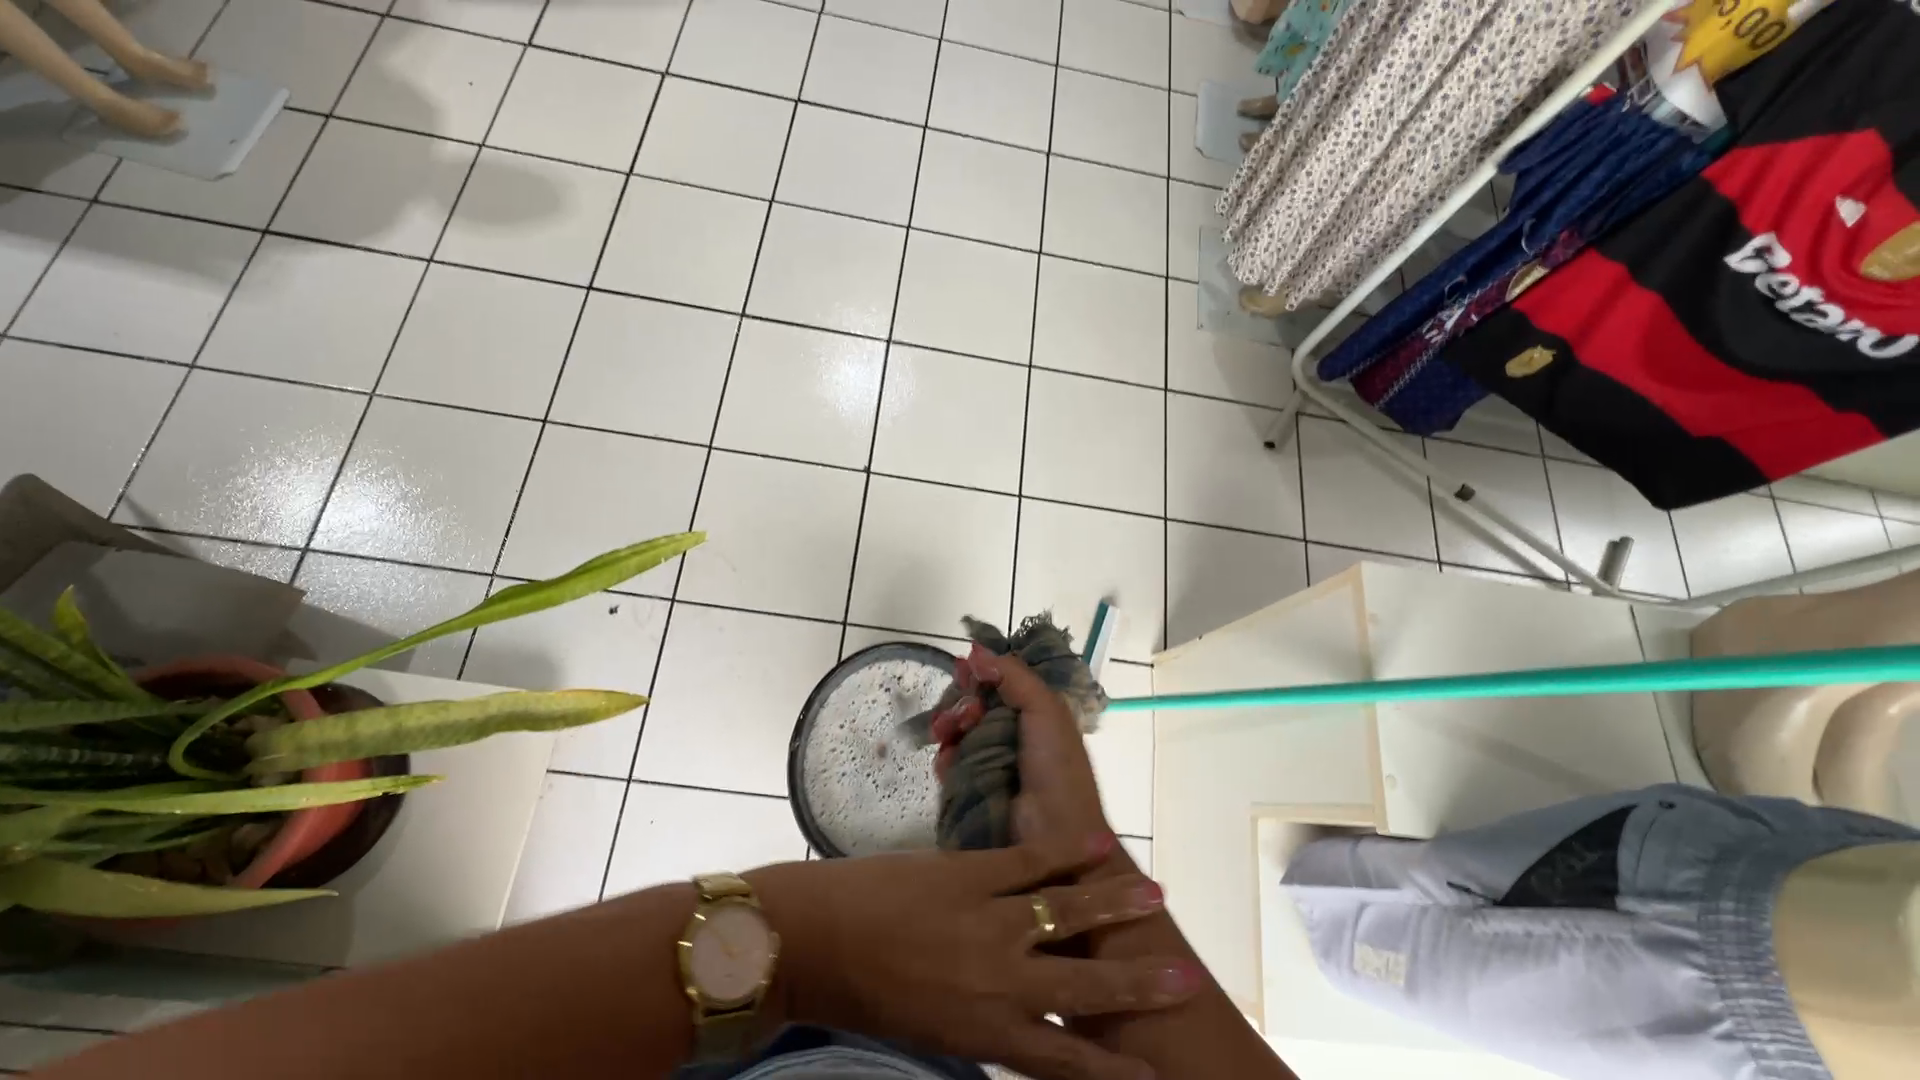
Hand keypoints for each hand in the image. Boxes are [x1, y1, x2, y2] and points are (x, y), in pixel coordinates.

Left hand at [747, 841, 1200, 1079]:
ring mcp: (990, 920)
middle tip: (1187, 980)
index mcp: (986, 1029)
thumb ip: (987, 1025)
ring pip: (1067, 911)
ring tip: (1155, 895)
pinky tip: (1098, 840)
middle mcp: (1000, 979)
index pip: (1065, 1056)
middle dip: (1137, 984)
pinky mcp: (970, 872)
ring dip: (1114, 902)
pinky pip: (1030, 862)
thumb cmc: (866, 993)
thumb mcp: (934, 1029)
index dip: (1114, 1067)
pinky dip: (1067, 851)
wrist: (815, 938)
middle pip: (1085, 984)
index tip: (1156, 1071)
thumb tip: (1029, 1018)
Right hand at [932, 645, 1112, 858]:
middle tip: (964, 712)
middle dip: (960, 700)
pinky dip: (945, 757)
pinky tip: (947, 759)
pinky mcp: (969, 786)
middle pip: (971, 703)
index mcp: (1034, 712)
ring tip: (950, 734)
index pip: (998, 682)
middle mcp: (1011, 732)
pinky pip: (948, 762)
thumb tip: (975, 650)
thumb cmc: (1057, 768)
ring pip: (956, 730)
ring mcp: (989, 760)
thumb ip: (1013, 676)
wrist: (1054, 836)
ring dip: (949, 726)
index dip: (979, 674)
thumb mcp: (1045, 710)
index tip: (964, 669)